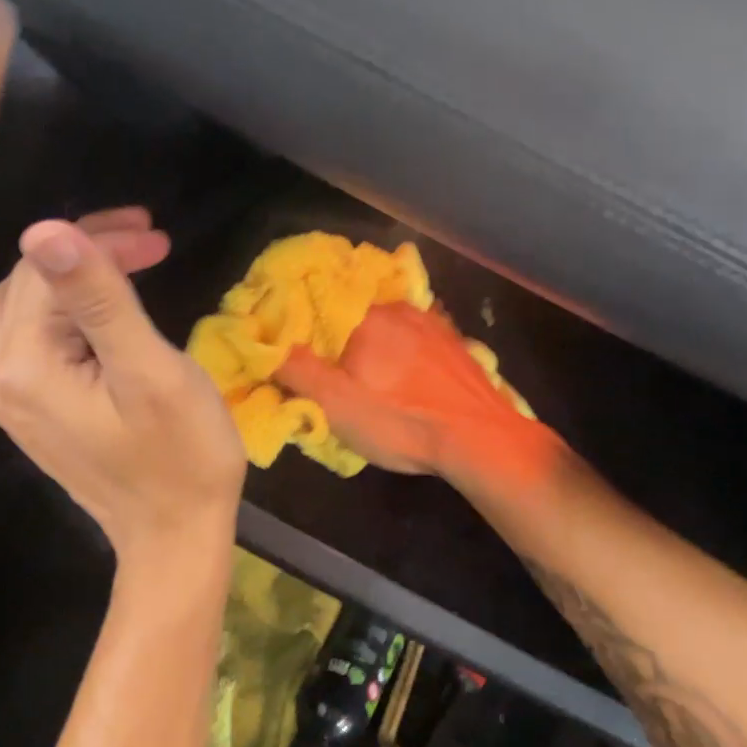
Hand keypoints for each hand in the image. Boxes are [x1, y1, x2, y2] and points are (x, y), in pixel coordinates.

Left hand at [0, 208, 245, 577]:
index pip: (46, 272)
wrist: (175, 538)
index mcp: (27, 365)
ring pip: (22, 313)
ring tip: (127, 264)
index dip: (100, 241)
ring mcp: (16, 404)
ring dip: (69, 281)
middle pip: (26, 287)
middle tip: (150, 243)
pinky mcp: (36, 417)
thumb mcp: (149, 372)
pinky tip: (105, 315)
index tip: (159, 238)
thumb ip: (98, 300)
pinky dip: (66, 316)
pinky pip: (35, 346)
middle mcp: (4, 380)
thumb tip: (44, 230)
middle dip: (85, 252)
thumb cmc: (181, 458)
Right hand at [276, 302, 556, 486]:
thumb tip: (266, 345)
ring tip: (366, 374)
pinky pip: (417, 340)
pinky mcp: (457, 346)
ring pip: (389, 327)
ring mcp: (434, 325)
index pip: (318, 306)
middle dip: (338, 337)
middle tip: (328, 368)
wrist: (481, 439)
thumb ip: (296, 371)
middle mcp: (400, 309)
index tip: (292, 348)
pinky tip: (405, 375)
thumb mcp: (335, 404)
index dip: (301, 326)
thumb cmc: (402, 422)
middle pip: (354, 315)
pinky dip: (404, 352)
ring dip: (374, 345)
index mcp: (366, 317)